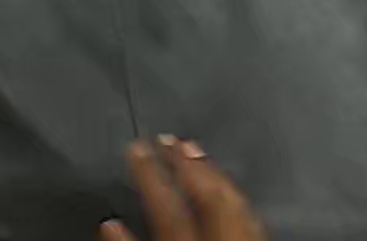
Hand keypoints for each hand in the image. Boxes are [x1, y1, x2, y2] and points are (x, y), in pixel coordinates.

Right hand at [100, 136, 265, 240]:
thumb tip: (109, 225)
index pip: (168, 211)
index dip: (149, 175)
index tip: (133, 147)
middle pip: (208, 203)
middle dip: (186, 167)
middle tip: (165, 138)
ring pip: (237, 212)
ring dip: (214, 178)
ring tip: (194, 151)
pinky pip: (257, 229)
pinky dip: (239, 204)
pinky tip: (229, 192)